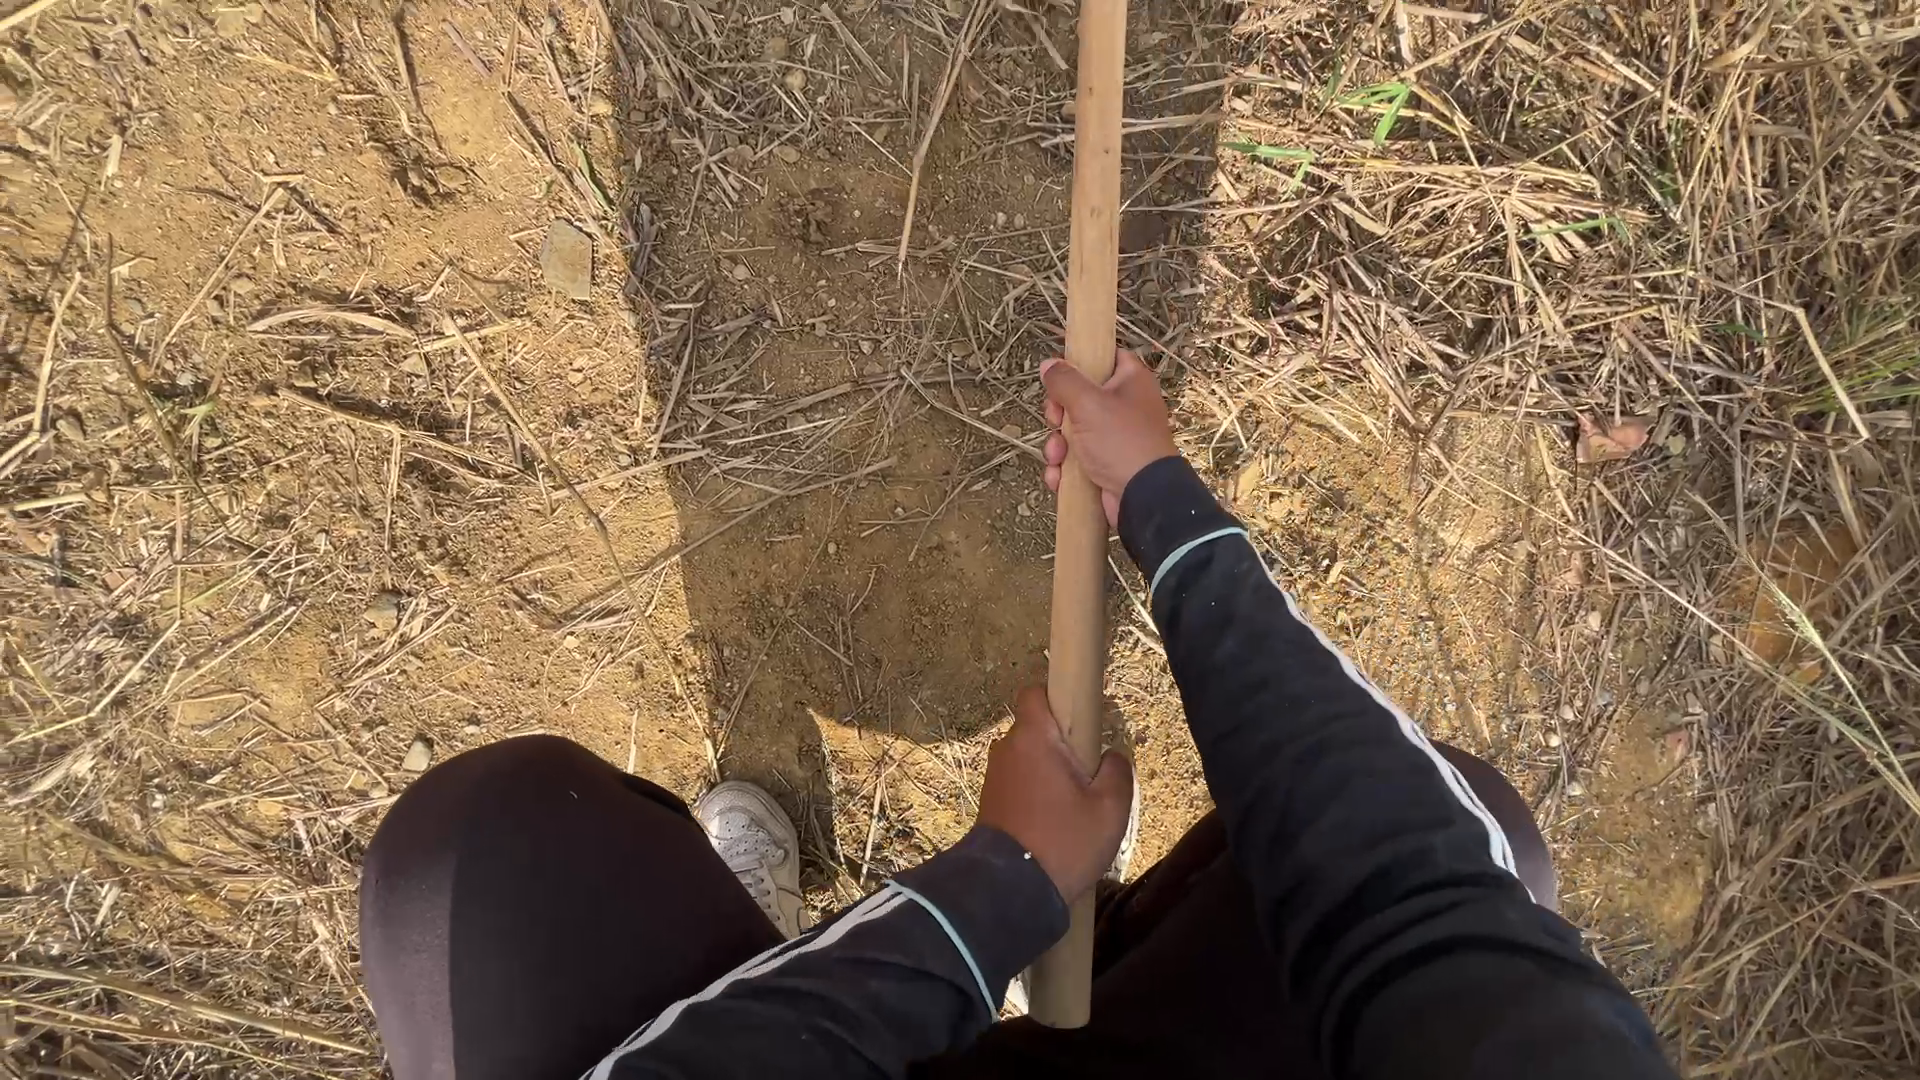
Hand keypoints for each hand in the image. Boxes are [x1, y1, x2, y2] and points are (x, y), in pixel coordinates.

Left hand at [975, 686, 1133, 902]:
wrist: (1010, 890)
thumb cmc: (1064, 840)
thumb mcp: (1110, 809)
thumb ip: (1117, 771)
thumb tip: (1110, 757)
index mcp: (1033, 736)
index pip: (1035, 693)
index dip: (1057, 699)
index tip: (1081, 723)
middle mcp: (1007, 747)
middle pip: (1037, 728)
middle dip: (1061, 744)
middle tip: (1087, 775)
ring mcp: (995, 774)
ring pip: (1028, 757)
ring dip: (1048, 771)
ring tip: (1072, 805)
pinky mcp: (989, 800)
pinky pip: (1018, 780)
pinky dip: (1035, 790)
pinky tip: (1053, 820)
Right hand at [1041, 350, 1177, 527]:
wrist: (1142, 496)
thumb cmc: (1121, 441)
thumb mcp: (1088, 403)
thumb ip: (1065, 381)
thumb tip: (1048, 364)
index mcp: (1131, 381)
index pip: (1104, 358)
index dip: (1079, 365)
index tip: (1060, 378)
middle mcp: (1125, 406)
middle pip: (1079, 397)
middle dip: (1059, 414)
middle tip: (1056, 421)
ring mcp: (1115, 437)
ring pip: (1073, 431)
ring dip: (1058, 446)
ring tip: (1058, 457)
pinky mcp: (1105, 463)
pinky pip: (1076, 458)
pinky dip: (1064, 467)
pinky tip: (1059, 477)